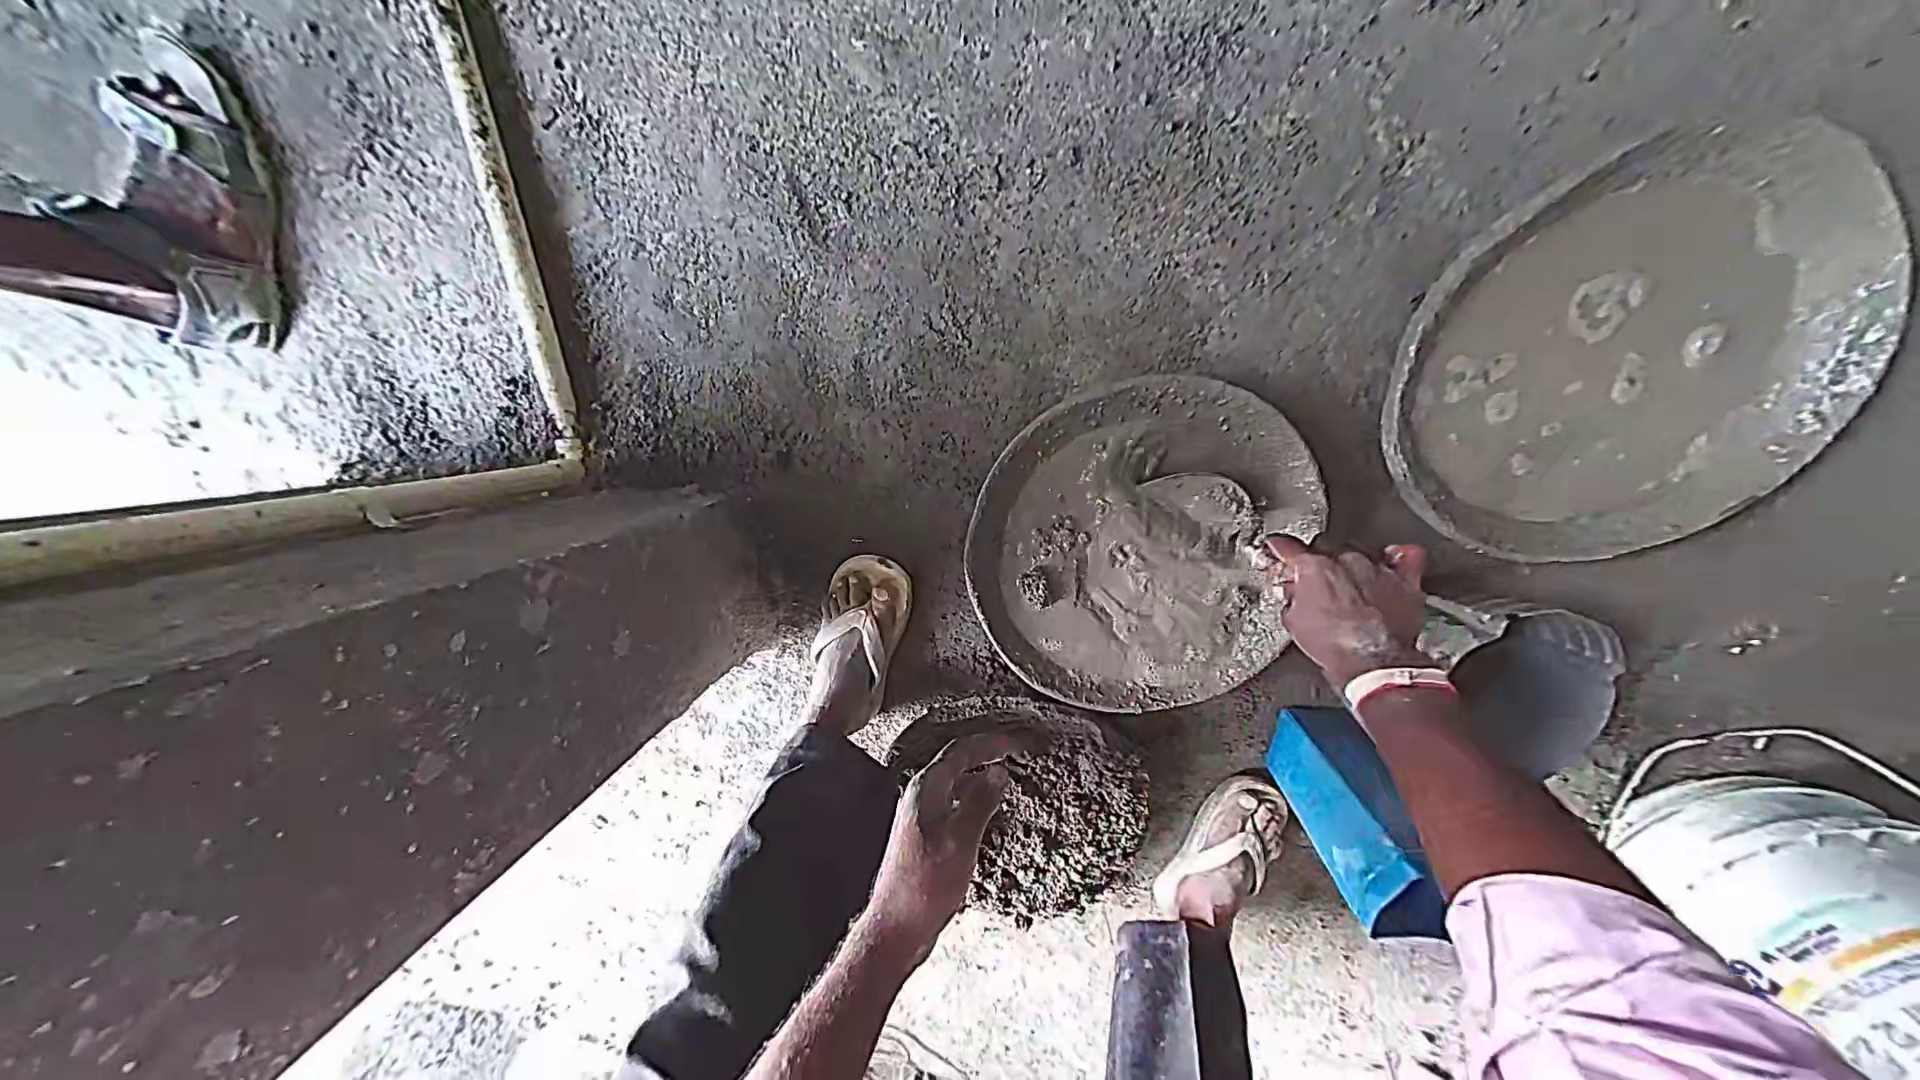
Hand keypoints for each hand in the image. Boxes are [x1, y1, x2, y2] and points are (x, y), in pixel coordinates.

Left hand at [863, 729, 1042, 959]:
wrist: (897, 927)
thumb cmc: (925, 886)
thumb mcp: (961, 840)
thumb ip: (981, 802)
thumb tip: (998, 772)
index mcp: (926, 789)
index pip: (961, 751)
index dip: (991, 743)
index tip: (1016, 742)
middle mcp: (920, 796)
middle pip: (957, 761)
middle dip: (986, 753)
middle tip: (1014, 751)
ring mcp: (921, 815)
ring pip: (956, 782)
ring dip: (980, 774)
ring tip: (1006, 774)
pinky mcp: (926, 834)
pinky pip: (954, 801)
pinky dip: (974, 796)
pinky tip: (988, 808)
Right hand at [1263, 535, 1432, 686]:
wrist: (1373, 664)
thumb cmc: (1334, 645)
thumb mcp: (1293, 620)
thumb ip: (1290, 595)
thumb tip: (1292, 589)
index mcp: (1313, 567)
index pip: (1288, 547)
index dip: (1279, 549)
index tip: (1277, 550)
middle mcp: (1345, 560)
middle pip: (1323, 546)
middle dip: (1315, 561)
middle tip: (1312, 581)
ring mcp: (1375, 568)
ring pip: (1357, 549)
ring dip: (1348, 563)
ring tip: (1345, 582)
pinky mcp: (1403, 581)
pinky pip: (1406, 556)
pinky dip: (1396, 557)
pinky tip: (1388, 563)